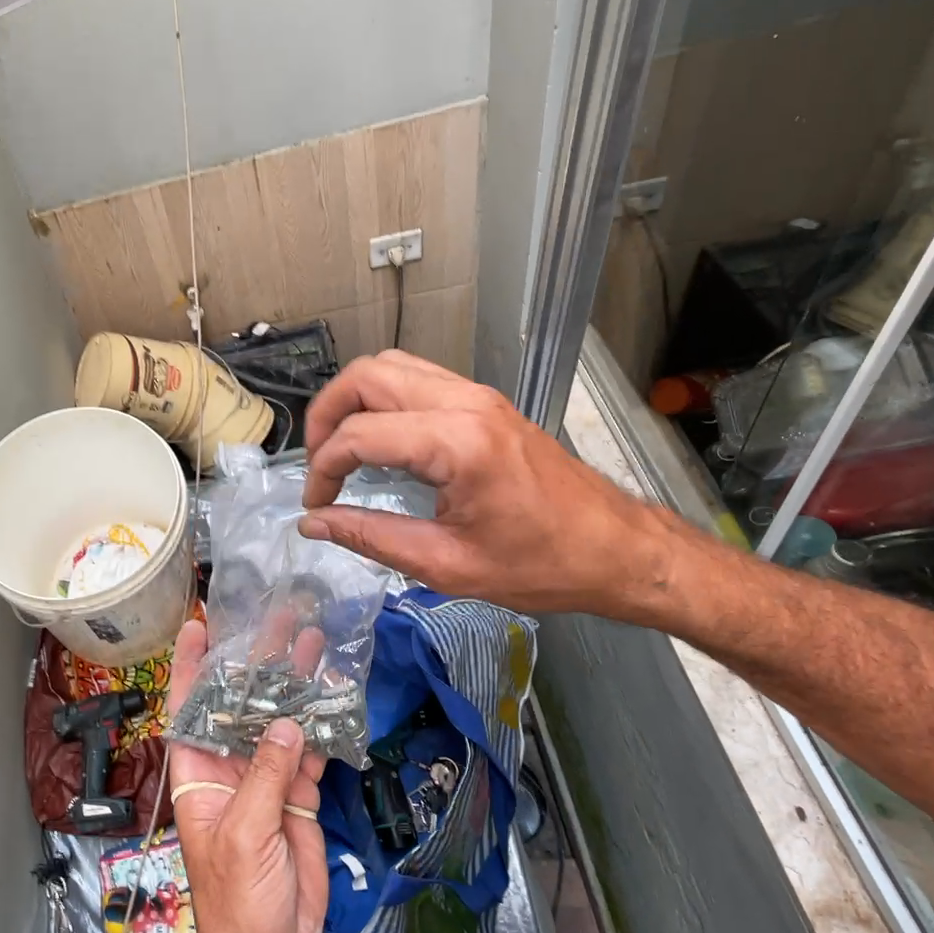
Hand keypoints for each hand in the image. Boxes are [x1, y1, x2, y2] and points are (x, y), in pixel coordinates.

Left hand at [166, 621, 328, 932]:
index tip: (198, 625)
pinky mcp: (295, 795)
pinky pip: (308, 750)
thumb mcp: (244, 835)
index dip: (191, 665)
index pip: (189, 706)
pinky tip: (335, 695)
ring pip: (278, 719)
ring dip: (295, 684)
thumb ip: (264, 778)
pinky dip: (323, 725)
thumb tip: (283, 724)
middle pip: (241, 702)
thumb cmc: (236, 901)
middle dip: (258, 661)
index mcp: (198, 770)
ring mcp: (263, 777)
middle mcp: (227, 765)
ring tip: (313, 642)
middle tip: (279, 619)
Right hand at [297, 350, 679, 617]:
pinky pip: (414, 377)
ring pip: (389, 366)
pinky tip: (377, 441)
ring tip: (339, 450)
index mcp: (458, 443)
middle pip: (366, 376)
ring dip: (351, 401)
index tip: (316, 506)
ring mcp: (477, 395)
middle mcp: (465, 402)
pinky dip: (380, 399)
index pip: (360, 434)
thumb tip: (313, 522)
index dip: (323, 469)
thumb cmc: (542, 566)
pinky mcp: (484, 401)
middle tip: (317, 466)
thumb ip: (370, 537)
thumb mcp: (447, 564)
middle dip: (326, 416)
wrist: (619, 550)